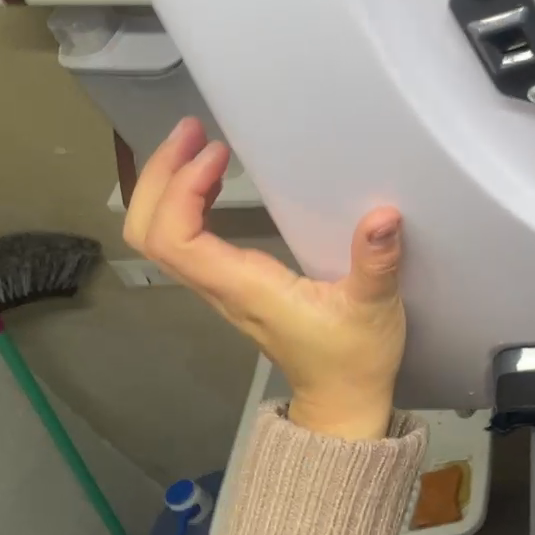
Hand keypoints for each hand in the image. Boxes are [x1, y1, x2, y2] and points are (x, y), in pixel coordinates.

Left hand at [124, 118, 405, 439]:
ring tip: (199, 146)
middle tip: (192, 132)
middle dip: (160, 177)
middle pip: (150, 233)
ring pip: (162, 237)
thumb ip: (375, 263)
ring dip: (169, 187)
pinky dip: (188, 204)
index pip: (175, 239)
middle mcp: (221, 287)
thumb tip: (384, 215)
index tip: (216, 153)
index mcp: (245, 288)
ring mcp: (223, 289)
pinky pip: (187, 242)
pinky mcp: (235, 288)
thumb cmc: (355, 358)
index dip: (180, 189)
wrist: (343, 402)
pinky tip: (215, 182)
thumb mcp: (374, 308)